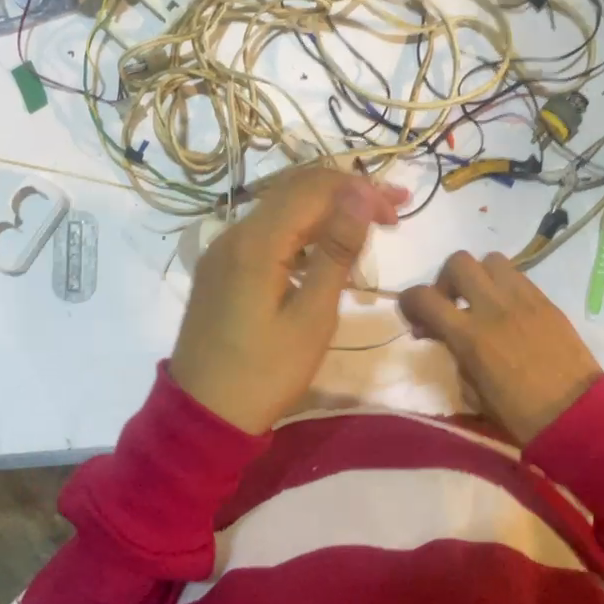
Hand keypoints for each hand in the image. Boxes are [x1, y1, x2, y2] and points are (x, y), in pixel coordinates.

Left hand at [170, 168, 404, 433]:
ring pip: (279, 208)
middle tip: (392, 212)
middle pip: (295, 190)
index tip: (399, 210)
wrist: (204, 414)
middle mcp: (233, 234)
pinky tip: (325, 254)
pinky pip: (265, 232)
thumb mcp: (312, 316)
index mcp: (255, 242)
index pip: (314, 189)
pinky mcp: (221, 268)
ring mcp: (223, 250)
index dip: (360, 189)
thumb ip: (337, 250)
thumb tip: (359, 192)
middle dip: (346, 192)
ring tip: (366, 232)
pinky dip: (300, 232)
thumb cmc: (266, 373)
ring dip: (324, 211)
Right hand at [399, 251, 602, 444]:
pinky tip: (508, 311)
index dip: (409, 302)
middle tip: (450, 306)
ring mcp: (524, 300)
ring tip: (481, 302)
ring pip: (491, 260)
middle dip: (446, 281)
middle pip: (458, 263)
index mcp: (470, 336)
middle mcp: (494, 307)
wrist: (577, 416)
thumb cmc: (520, 416)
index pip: (424, 298)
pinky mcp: (546, 302)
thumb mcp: (473, 392)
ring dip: (478, 277)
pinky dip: (504, 286)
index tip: (415, 318)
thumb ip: (456, 356)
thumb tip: (448, 338)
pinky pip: (518, 276)